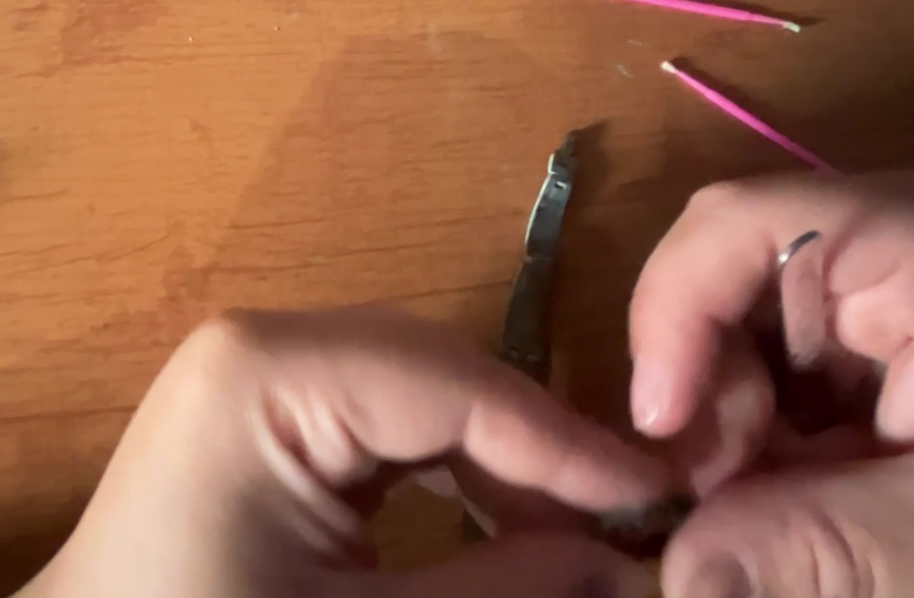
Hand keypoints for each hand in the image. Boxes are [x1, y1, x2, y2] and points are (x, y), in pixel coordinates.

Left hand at [17, 307, 673, 597]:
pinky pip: (378, 407)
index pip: (444, 379)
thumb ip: (499, 589)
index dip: (557, 437)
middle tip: (624, 516)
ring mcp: (257, 361)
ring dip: (493, 451)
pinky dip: (443, 455)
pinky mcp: (263, 395)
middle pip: (433, 368)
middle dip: (529, 442)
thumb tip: (624, 561)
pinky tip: (494, 511)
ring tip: (573, 525)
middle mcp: (262, 340)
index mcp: (267, 372)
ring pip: (414, 383)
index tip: (656, 491)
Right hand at [629, 172, 913, 597]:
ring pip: (719, 336)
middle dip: (701, 389)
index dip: (674, 307)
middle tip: (717, 495)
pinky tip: (790, 498)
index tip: (661, 425)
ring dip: (719, 428)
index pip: (737, 222)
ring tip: (769, 509)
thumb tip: (678, 580)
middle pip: (716, 281)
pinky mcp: (850, 353)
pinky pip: (750, 378)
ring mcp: (862, 298)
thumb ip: (822, 556)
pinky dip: (743, 444)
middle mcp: (877, 246)